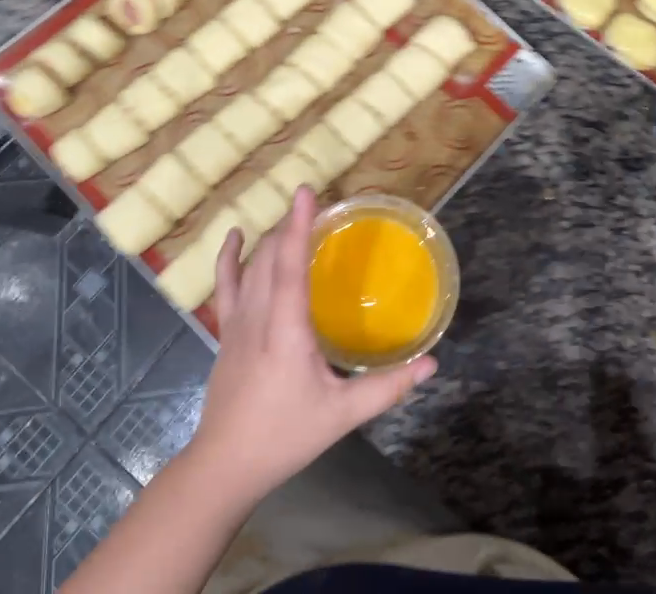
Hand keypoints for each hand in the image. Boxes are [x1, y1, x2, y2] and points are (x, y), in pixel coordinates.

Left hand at [187, 187, 436, 501]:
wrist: (225, 465)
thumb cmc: (285, 436)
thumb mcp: (342, 415)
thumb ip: (387, 387)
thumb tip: (431, 364)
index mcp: (285, 329)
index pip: (289, 265)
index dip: (297, 225)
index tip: (306, 192)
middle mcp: (257, 316)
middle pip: (269, 256)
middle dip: (291, 226)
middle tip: (321, 209)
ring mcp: (236, 324)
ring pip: (249, 266)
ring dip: (271, 238)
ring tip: (295, 220)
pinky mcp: (225, 333)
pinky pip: (224, 286)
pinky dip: (229, 257)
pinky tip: (236, 237)